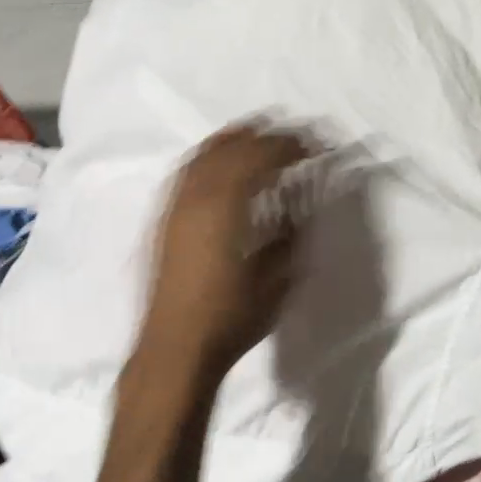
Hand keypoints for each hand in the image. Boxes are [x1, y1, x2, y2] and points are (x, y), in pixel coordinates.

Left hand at [137, 124, 310, 375]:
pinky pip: (187, 170)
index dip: (292, 144)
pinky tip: (224, 165)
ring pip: (203, 153)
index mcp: (227, 206)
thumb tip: (301, 196)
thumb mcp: (280, 275)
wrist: (177, 347)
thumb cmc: (235, 316)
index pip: (262, 155)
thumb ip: (292, 228)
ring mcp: (173, 205)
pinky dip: (211, 156)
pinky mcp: (163, 219)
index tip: (317, 146)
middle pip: (231, 145)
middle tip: (296, 137)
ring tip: (262, 138)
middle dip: (266, 134)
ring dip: (236, 139)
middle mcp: (195, 196)